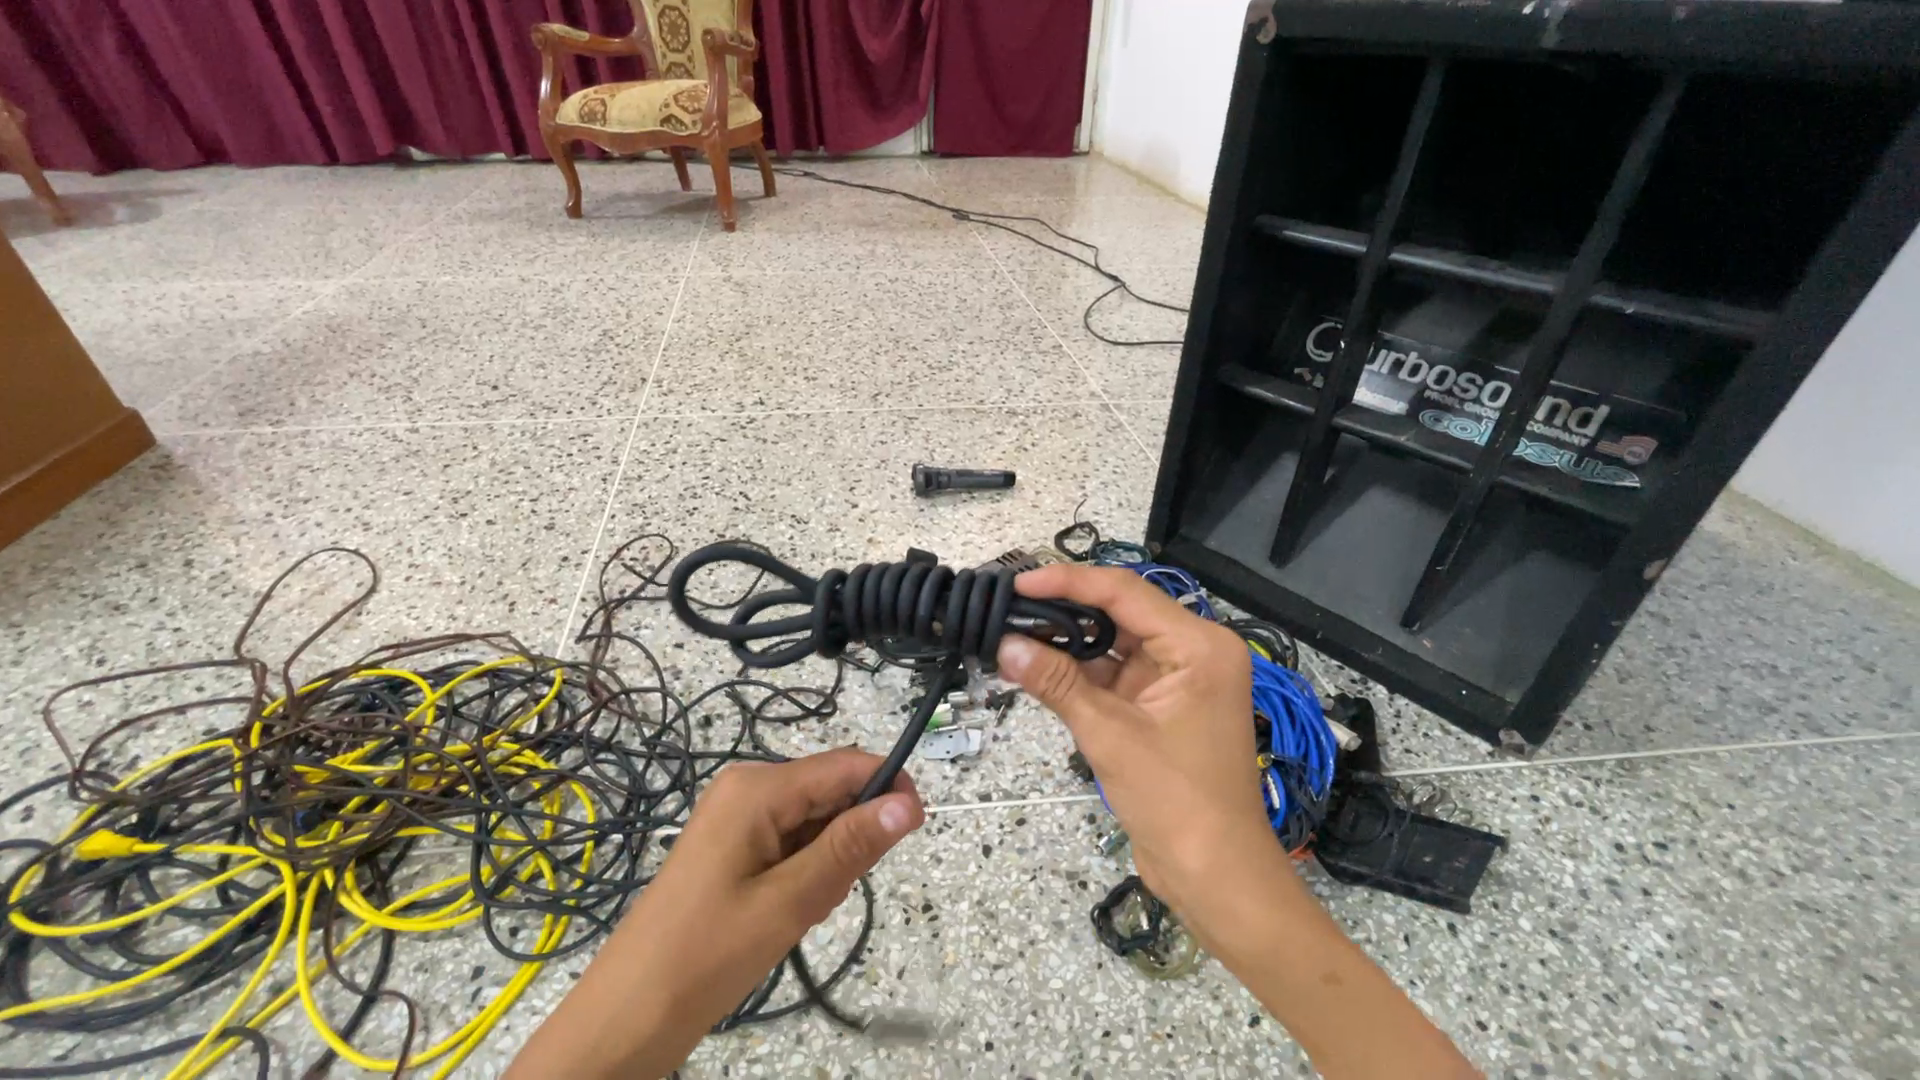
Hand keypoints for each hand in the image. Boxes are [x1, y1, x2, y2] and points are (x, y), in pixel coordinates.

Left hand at [503, 749, 923, 1079]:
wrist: (630, 1012)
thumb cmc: (708, 953)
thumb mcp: (790, 901)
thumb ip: (850, 846)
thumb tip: (909, 803)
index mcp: (757, 786)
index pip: (846, 764)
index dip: (889, 789)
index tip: (915, 831)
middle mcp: (748, 786)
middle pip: (832, 791)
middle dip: (850, 838)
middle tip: (829, 895)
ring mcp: (738, 815)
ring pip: (816, 820)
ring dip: (828, 862)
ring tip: (802, 911)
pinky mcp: (733, 842)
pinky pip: (791, 840)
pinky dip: (805, 871)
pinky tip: (788, 910)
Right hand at [995, 564, 1276, 914]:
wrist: (1215, 873)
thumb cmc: (1176, 801)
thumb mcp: (1111, 735)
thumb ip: (1057, 683)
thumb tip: (1004, 645)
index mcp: (1199, 645)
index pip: (1125, 592)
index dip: (1069, 581)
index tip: (1019, 580)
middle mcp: (1192, 651)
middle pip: (1120, 612)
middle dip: (1063, 608)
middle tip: (1008, 603)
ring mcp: (1176, 679)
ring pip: (1113, 643)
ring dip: (1067, 641)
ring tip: (1012, 629)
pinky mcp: (1159, 705)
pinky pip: (1113, 674)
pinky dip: (1078, 672)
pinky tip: (1036, 665)